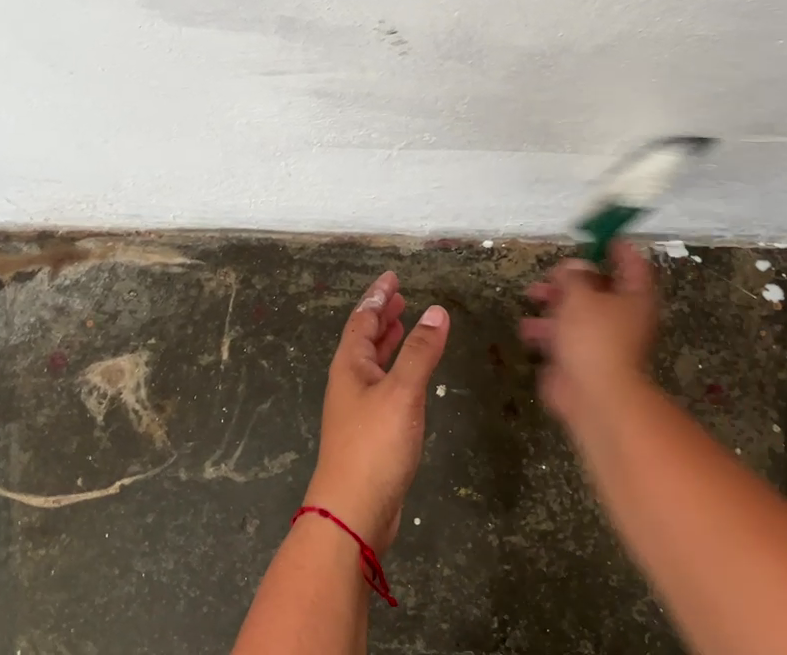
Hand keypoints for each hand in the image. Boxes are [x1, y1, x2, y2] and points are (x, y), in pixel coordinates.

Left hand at [302, 271, 449, 555]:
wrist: (353, 510)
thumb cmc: (374, 445)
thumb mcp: (402, 392)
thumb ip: (421, 352)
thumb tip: (437, 310)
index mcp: (350, 365)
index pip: (362, 318)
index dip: (378, 296)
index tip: (393, 276)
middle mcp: (349, 381)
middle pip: (363, 338)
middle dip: (382, 315)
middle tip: (401, 296)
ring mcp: (357, 407)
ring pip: (372, 362)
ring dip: (387, 341)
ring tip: (405, 324)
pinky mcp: (369, 430)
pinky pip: (382, 384)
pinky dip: (395, 369)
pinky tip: (409, 375)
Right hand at [518, 241, 660, 434]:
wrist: (595, 396)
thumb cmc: (594, 338)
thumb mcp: (581, 296)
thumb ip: (574, 276)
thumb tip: (575, 266)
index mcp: (634, 297)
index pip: (633, 264)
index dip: (619, 248)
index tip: (603, 237)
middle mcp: (623, 316)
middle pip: (599, 289)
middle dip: (572, 279)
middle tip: (552, 274)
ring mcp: (603, 340)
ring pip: (578, 313)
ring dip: (554, 303)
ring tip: (533, 296)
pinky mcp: (584, 360)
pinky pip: (565, 338)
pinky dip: (548, 331)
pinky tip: (529, 330)